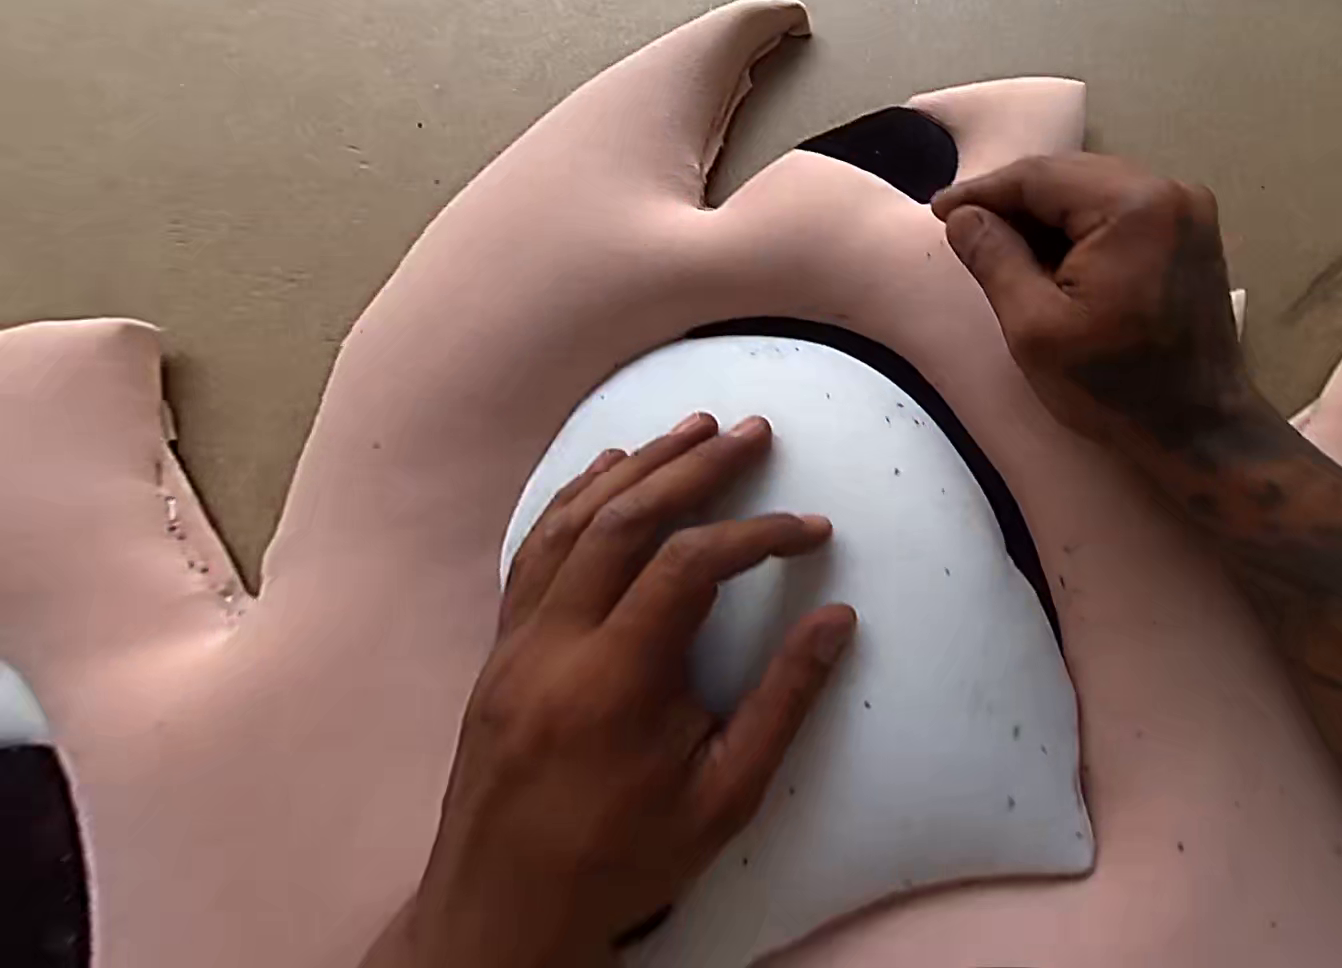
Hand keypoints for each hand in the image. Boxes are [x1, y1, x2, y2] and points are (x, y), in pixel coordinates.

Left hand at [364, 413, 856, 967]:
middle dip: (697, 467)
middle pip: (624, 521)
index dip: (759, 535)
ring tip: (692, 428)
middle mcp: (554, 645)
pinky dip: (578, 494)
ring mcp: (517, 640)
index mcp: (614, 683)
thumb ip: (786, 698)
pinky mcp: (503, 644)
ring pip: (574, 522)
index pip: (691, 567)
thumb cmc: (624, 858)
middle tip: (750, 430)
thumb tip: (838, 619)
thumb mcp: (728, 793)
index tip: (811, 529)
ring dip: (641, 465)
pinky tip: (611, 466)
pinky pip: (538, 548)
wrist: (496, 920)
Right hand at [931, 153, 1257, 461]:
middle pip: (1069, 178)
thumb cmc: (1113, 388)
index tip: (940, 210)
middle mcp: (1169, 192)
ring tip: (1003, 250)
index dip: (982, 191)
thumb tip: (963, 217)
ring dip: (1044, 219)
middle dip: (1013, 203)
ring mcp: (1187, 213)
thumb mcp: (1034, 329)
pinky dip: (1078, 232)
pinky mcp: (1191, 237)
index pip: (1040, 177)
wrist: (1199, 429)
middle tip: (967, 231)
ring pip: (1093, 195)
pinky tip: (1051, 260)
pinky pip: (1119, 215)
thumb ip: (994, 261)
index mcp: (1133, 208)